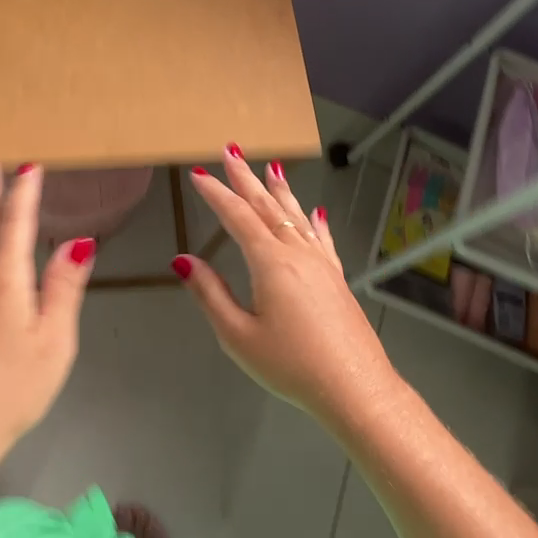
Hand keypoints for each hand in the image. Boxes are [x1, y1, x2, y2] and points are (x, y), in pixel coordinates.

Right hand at [178, 146, 399, 430]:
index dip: (216, 194)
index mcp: (270, 262)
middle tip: (231, 150)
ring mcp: (321, 263)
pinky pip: (322, 238)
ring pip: (296, 215)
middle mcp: (297, 253)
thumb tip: (182, 260)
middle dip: (246, 177)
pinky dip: (314, 221)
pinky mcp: (337, 278)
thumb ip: (210, 294)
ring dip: (280, 190)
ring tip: (271, 166)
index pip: (237, 217)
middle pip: (267, 206)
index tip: (198, 174)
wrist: (355, 388)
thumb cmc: (291, 365)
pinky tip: (317, 212)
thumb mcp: (238, 336)